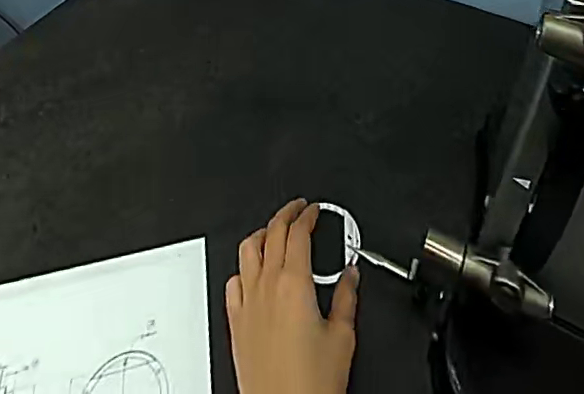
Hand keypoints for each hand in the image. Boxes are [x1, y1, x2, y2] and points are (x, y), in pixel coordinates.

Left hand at [227, 199, 359, 393]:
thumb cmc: (309, 385)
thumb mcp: (342, 336)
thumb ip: (347, 297)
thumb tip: (351, 275)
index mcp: (294, 283)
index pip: (298, 232)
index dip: (307, 214)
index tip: (314, 210)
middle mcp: (266, 287)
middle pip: (272, 232)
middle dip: (287, 213)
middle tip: (298, 208)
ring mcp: (247, 304)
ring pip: (247, 250)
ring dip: (262, 233)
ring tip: (274, 229)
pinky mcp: (236, 324)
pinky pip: (233, 283)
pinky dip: (243, 268)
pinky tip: (252, 271)